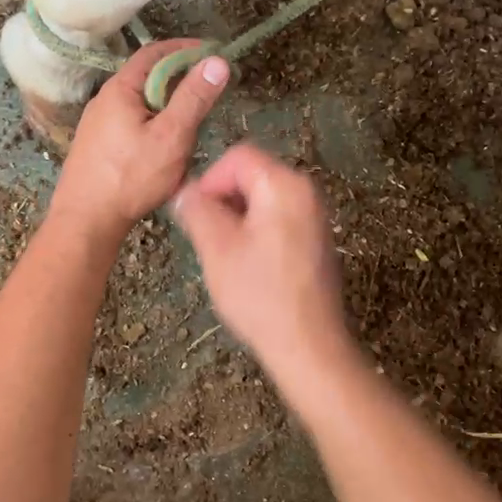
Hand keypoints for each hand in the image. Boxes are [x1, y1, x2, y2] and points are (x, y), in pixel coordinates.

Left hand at [48, 39, 228, 238]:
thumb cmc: (131, 177)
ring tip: (192, 123)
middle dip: (179, 80)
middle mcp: (104, 100)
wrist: (86, 221)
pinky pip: (130, 124)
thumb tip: (216, 61)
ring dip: (167, 106)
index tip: (212, 54)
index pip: (155, 52)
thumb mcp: (171, 136)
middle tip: (208, 92)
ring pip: (140, 104)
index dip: (185, 48)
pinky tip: (165, 148)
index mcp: (120, 89)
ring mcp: (97, 124)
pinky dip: (153, 125)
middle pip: (147, 78)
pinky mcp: (97, 146)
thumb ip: (193, 98)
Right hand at [171, 145, 351, 372]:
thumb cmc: (259, 294)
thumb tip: (185, 192)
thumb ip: (197, 210)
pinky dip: (256, 231)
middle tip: (206, 236)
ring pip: (263, 199)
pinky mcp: (316, 240)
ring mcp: (315, 217)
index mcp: (284, 185)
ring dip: (237, 218)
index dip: (209, 180)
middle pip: (252, 175)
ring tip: (224, 254)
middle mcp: (306, 192)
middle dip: (223, 199)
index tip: (195, 213)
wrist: (309, 345)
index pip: (238, 156)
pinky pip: (278, 218)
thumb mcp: (217, 249)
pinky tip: (247, 266)